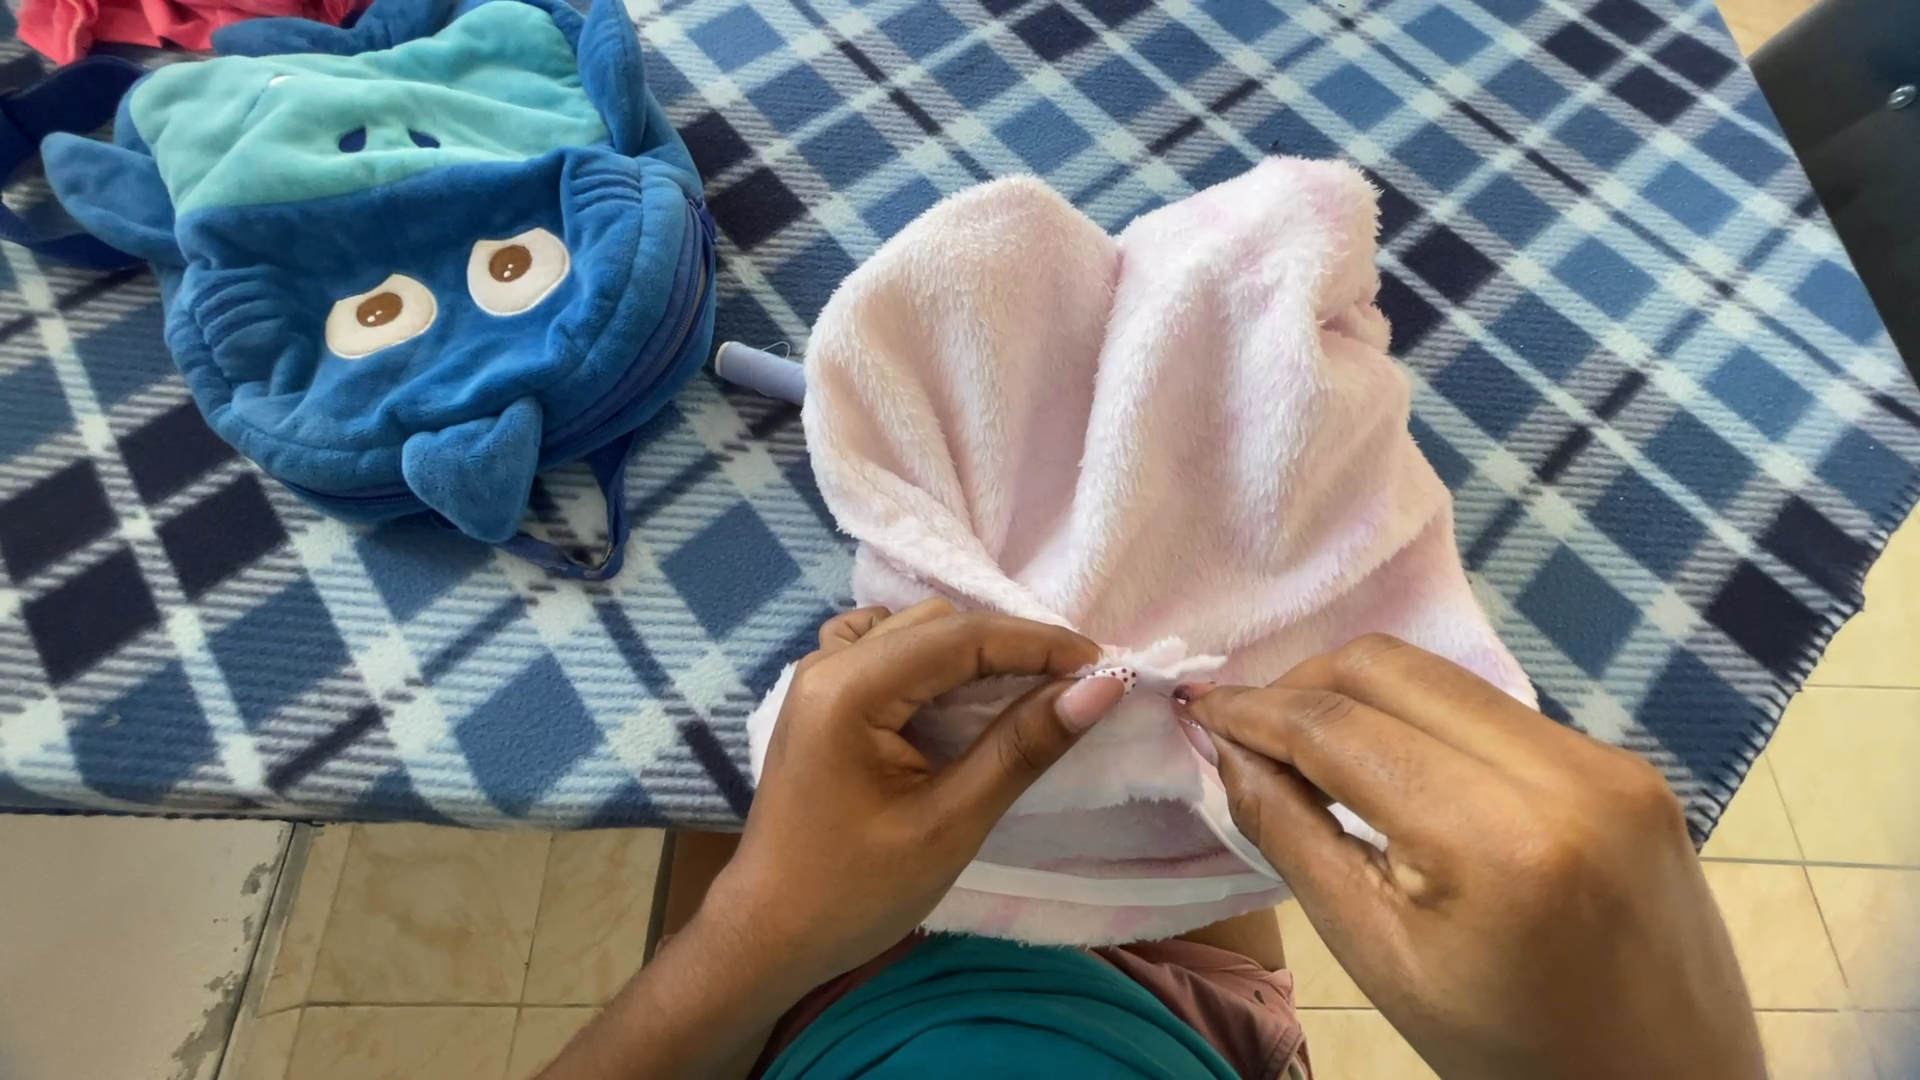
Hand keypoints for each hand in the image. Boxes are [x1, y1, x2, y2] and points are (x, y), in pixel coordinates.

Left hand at [700, 600, 1123, 992]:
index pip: (961, 637)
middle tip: (1075, 683)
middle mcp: (829, 661)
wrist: (769, 933)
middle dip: (1012, 646)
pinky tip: (954, 687)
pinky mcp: (823, 691)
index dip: (1037, 643)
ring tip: (1028, 687)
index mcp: (849, 689)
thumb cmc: (856, 892)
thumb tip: (1098, 689)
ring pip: (916, 627)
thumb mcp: (950, 824)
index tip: (1102, 663)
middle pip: (939, 624)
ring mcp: (819, 671)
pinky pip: (887, 644)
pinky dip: (934, 656)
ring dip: (976, 650)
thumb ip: (1022, 746)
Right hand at [1178, 635, 1763, 1079]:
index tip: (1199, 706)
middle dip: (1296, 684)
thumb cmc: (1499, 1051)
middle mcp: (1563, 773)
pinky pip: (1476, 702)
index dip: (1253, 710)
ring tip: (1308, 741)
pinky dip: (1406, 712)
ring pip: (1429, 671)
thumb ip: (1284, 829)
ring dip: (1348, 692)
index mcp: (1498, 841)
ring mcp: (1604, 758)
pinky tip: (1383, 758)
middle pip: (1383, 666)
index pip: (1337, 729)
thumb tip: (1225, 744)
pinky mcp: (1618, 761)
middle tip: (1253, 730)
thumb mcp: (1368, 949)